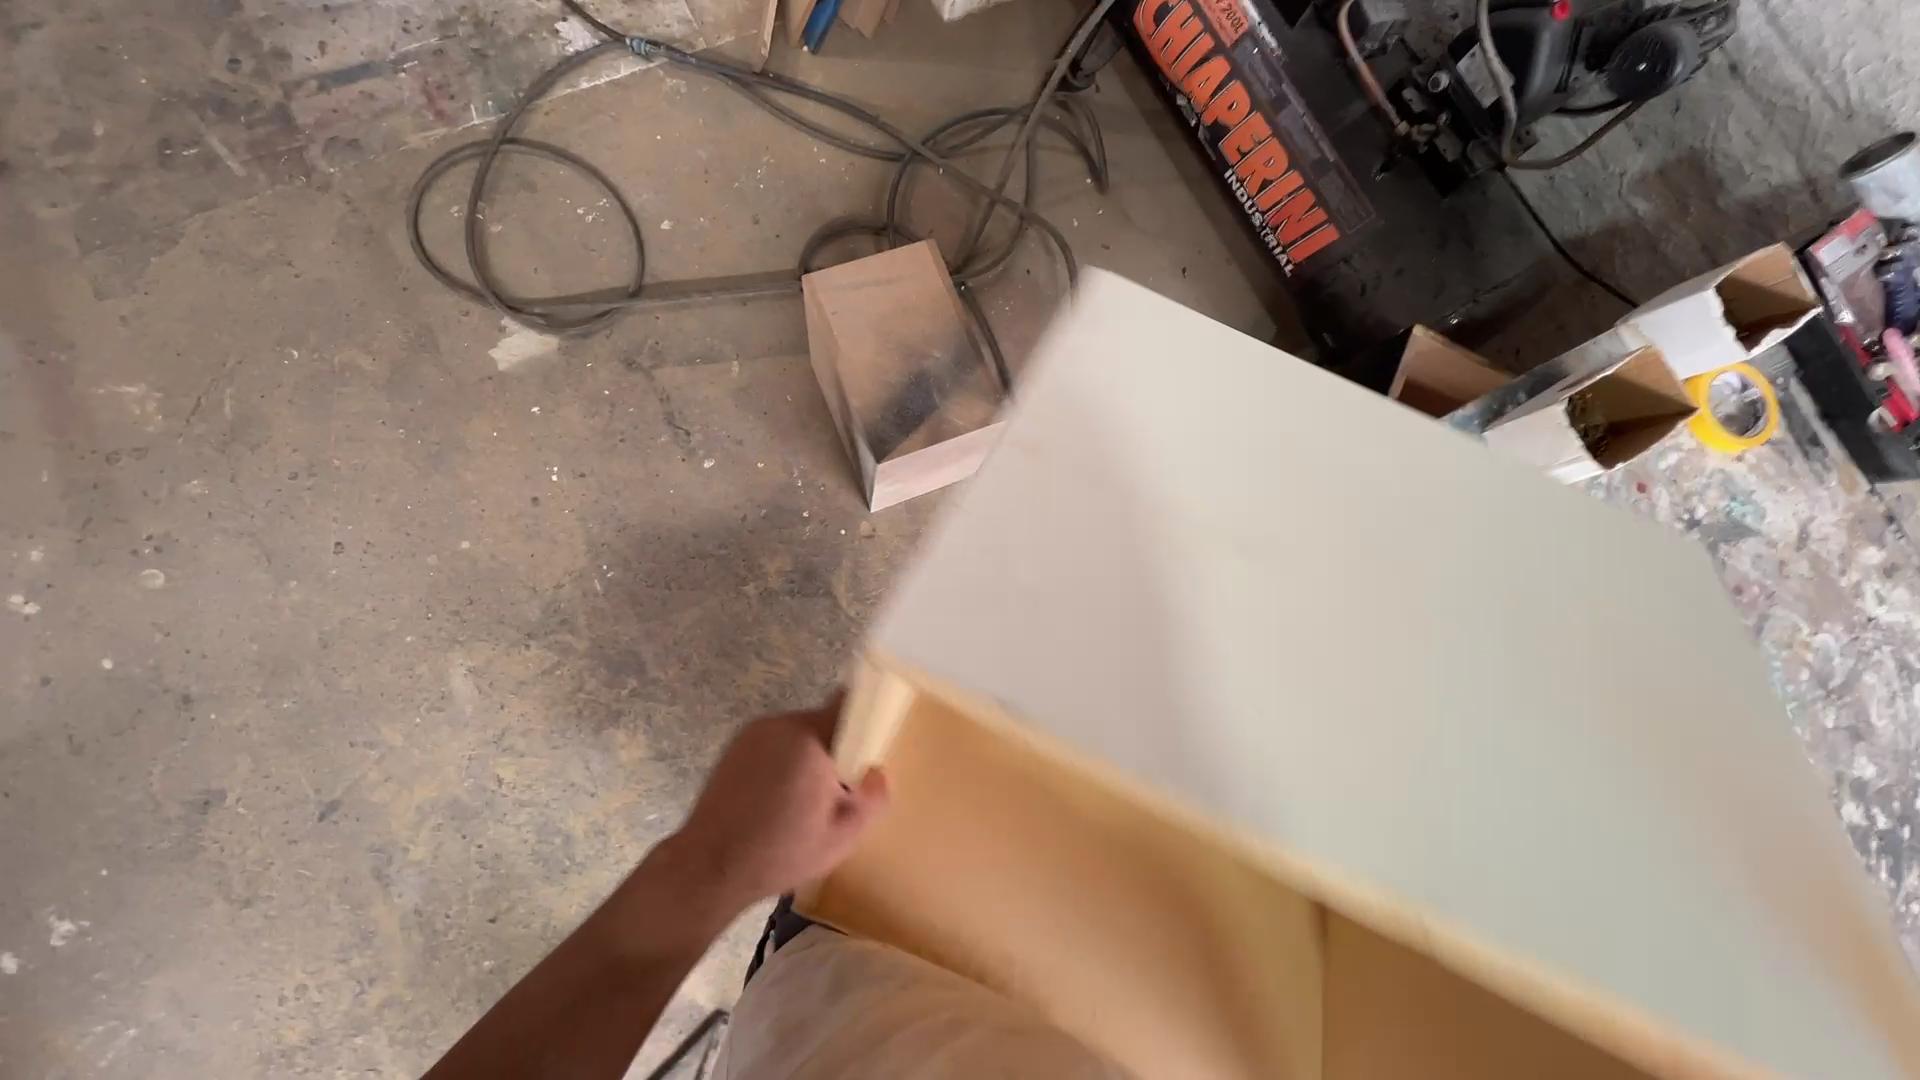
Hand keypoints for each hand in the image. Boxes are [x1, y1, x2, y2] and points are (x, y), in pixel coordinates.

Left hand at [661, 695, 889, 914]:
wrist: (708, 868)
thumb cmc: (780, 852)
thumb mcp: (842, 836)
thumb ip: (873, 798)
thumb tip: (876, 772)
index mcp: (809, 738)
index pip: (848, 706)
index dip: (863, 723)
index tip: (869, 750)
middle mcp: (780, 724)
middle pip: (823, 722)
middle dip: (835, 749)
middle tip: (838, 788)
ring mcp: (753, 733)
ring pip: (798, 734)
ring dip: (808, 756)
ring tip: (805, 799)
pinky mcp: (734, 747)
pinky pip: (774, 743)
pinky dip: (784, 761)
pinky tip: (777, 798)